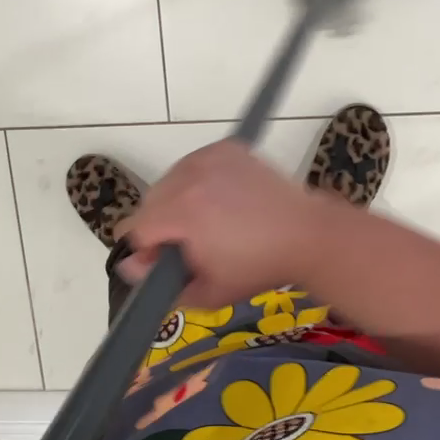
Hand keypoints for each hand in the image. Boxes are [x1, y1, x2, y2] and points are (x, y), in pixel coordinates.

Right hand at [115, 140, 338, 307]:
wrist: (307, 235)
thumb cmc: (258, 266)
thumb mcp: (209, 292)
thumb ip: (162, 285)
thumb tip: (132, 270)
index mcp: (182, 211)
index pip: (135, 228)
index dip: (145, 250)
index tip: (166, 260)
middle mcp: (190, 176)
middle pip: (150, 201)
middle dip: (161, 224)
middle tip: (191, 243)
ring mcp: (210, 157)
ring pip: (170, 180)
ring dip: (177, 200)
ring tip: (208, 221)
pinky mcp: (228, 148)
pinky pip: (194, 164)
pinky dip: (198, 180)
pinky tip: (220, 200)